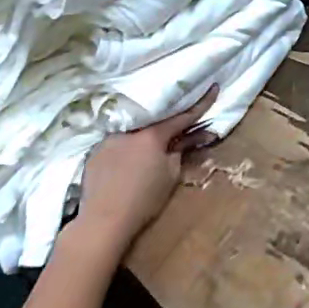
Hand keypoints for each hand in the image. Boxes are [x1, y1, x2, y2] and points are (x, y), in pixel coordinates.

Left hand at [75, 89, 218, 248]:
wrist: (104, 220)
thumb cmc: (144, 200)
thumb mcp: (171, 175)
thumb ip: (180, 151)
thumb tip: (190, 137)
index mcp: (152, 134)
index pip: (182, 116)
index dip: (200, 103)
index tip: (213, 87)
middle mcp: (130, 129)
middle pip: (154, 121)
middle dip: (167, 123)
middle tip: (177, 125)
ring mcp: (109, 138)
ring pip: (133, 130)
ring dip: (143, 136)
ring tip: (147, 149)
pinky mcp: (95, 151)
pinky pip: (116, 142)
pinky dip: (125, 148)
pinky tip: (125, 162)